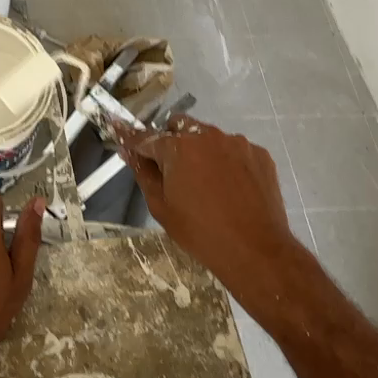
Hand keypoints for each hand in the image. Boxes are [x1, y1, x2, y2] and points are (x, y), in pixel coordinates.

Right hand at [115, 117, 297, 283]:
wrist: (256, 250)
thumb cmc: (200, 232)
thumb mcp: (161, 206)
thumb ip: (143, 173)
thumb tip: (130, 152)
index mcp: (177, 148)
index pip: (146, 137)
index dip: (129, 136)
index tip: (118, 129)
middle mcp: (207, 136)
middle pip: (179, 127)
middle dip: (170, 141)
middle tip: (171, 170)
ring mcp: (237, 143)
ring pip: (209, 137)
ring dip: (200, 151)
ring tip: (206, 184)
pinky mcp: (260, 155)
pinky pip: (234, 150)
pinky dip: (226, 162)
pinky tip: (230, 188)